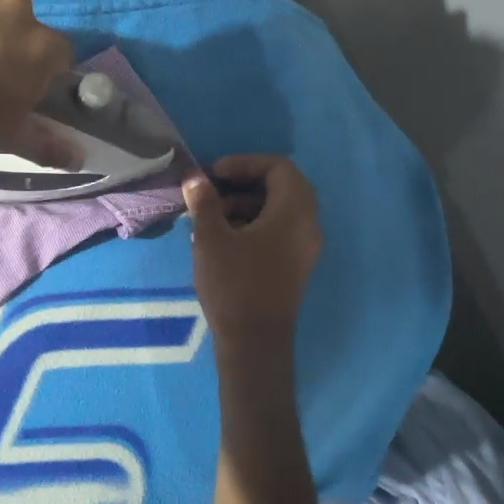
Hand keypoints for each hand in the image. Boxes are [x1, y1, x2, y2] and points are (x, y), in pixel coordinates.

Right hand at [184, 155, 322, 343]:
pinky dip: (254, 224)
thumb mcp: (210, 239)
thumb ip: (204, 203)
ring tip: (210, 217)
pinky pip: (279, 230)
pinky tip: (224, 239)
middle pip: (282, 186)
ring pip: (280, 209)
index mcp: (294, 212)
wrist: (254, 340)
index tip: (213, 174)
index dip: (244, 163)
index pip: (279, 167)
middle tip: (211, 191)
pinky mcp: (295, 264)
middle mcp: (308, 225)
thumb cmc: (233, 284)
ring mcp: (305, 247)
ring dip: (246, 204)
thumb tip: (195, 178)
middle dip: (244, 183)